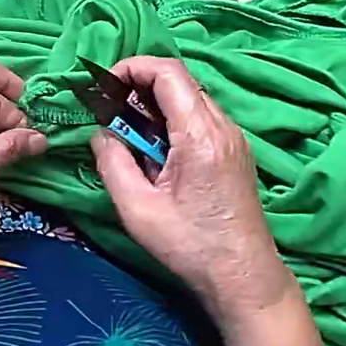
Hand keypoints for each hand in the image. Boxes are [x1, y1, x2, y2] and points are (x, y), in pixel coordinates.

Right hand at [90, 57, 295, 326]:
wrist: (244, 277)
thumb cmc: (189, 245)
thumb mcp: (136, 208)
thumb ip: (112, 162)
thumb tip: (101, 133)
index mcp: (200, 134)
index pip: (168, 72)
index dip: (132, 68)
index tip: (103, 85)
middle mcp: (223, 126)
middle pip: (179, 81)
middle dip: (138, 86)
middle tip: (108, 111)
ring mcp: (233, 138)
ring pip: (189, 98)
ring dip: (154, 105)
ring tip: (127, 133)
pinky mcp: (234, 152)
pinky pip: (199, 118)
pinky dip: (171, 120)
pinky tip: (155, 150)